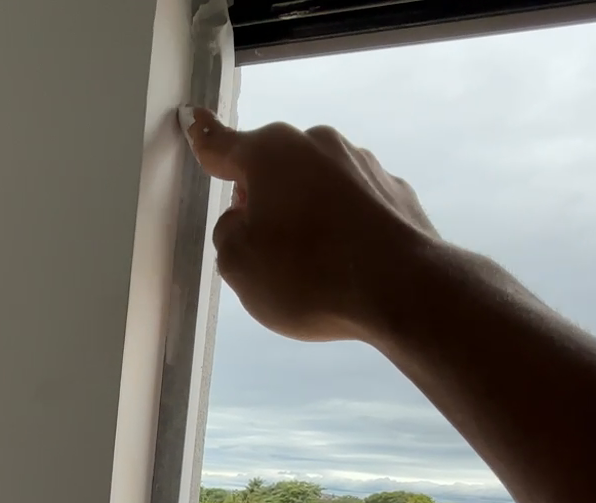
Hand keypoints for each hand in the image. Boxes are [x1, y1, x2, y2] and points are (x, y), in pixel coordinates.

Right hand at [179, 106, 446, 343]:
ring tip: (310, 267)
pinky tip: (344, 264)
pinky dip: (342, 229)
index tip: (194, 121)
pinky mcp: (395, 193)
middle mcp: (319, 145)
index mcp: (271, 154)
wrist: (401, 289)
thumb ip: (228, 235)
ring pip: (317, 187)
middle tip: (264, 251)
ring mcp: (363, 165)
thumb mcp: (238, 266)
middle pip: (276, 169)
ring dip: (305, 215)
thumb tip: (244, 218)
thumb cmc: (306, 275)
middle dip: (264, 199)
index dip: (205, 141)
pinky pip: (353, 208)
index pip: (224, 145)